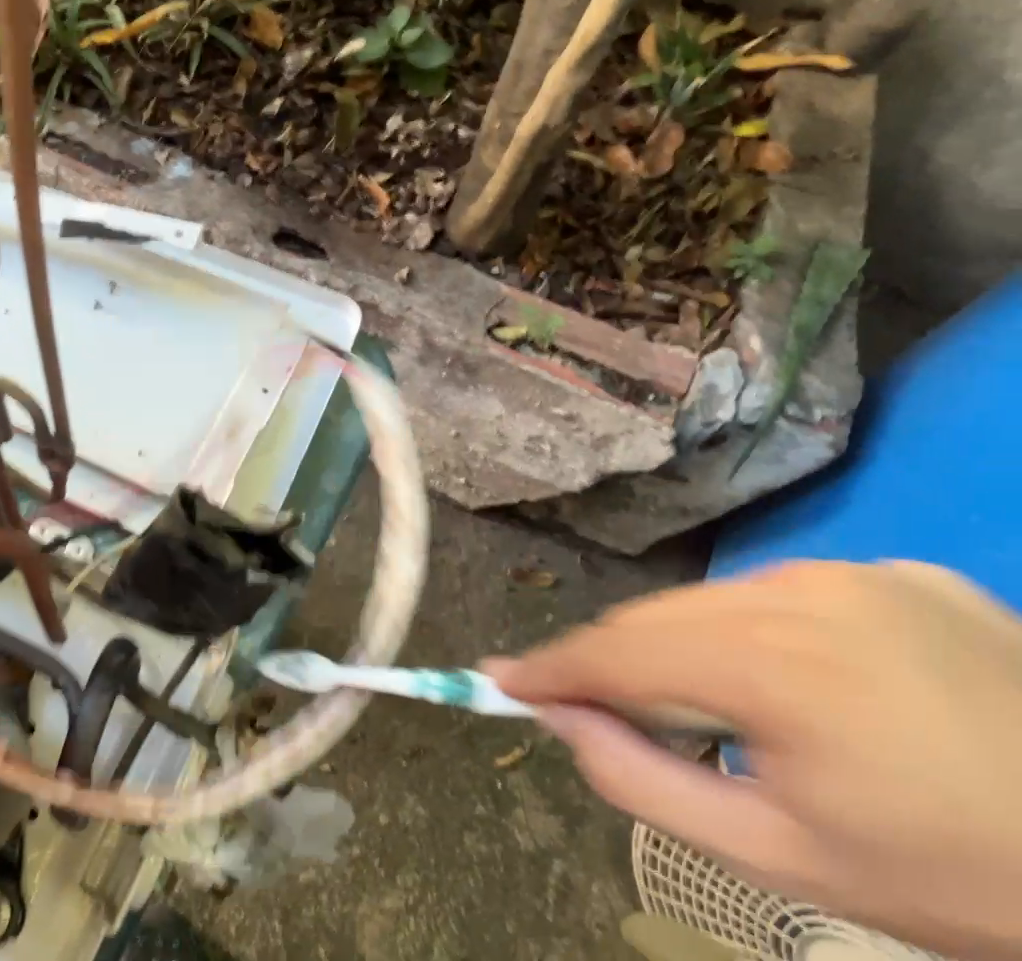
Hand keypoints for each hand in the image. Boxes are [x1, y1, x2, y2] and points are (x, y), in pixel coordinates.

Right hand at [484, 561, 1021, 960]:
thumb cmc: (953, 875)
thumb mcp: (773, 855)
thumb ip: (636, 780)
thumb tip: (557, 718)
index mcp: (777, 663)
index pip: (615, 652)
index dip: (546, 669)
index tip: (495, 682)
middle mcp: (807, 592)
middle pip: (654, 618)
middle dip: (610, 664)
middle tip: (592, 714)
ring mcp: (862, 574)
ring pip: (709, 602)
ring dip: (679, 648)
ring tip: (703, 711)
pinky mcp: (906, 575)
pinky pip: (781, 596)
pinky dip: (751, 633)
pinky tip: (793, 685)